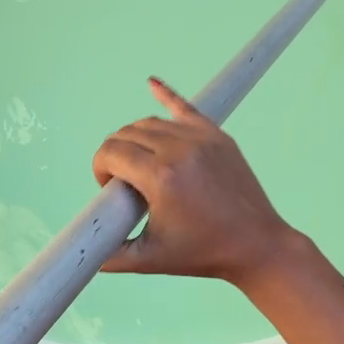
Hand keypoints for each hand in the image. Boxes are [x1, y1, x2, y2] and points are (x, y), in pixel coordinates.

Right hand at [92, 77, 298, 284]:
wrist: (257, 245)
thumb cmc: (206, 253)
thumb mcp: (150, 260)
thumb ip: (111, 255)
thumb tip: (86, 251)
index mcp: (161, 177)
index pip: (111, 151)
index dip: (100, 169)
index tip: (110, 189)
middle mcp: (181, 150)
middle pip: (127, 134)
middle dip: (115, 155)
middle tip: (125, 184)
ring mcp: (202, 139)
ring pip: (151, 122)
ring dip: (136, 139)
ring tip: (141, 166)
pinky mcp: (218, 137)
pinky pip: (186, 108)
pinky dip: (166, 95)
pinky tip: (151, 82)